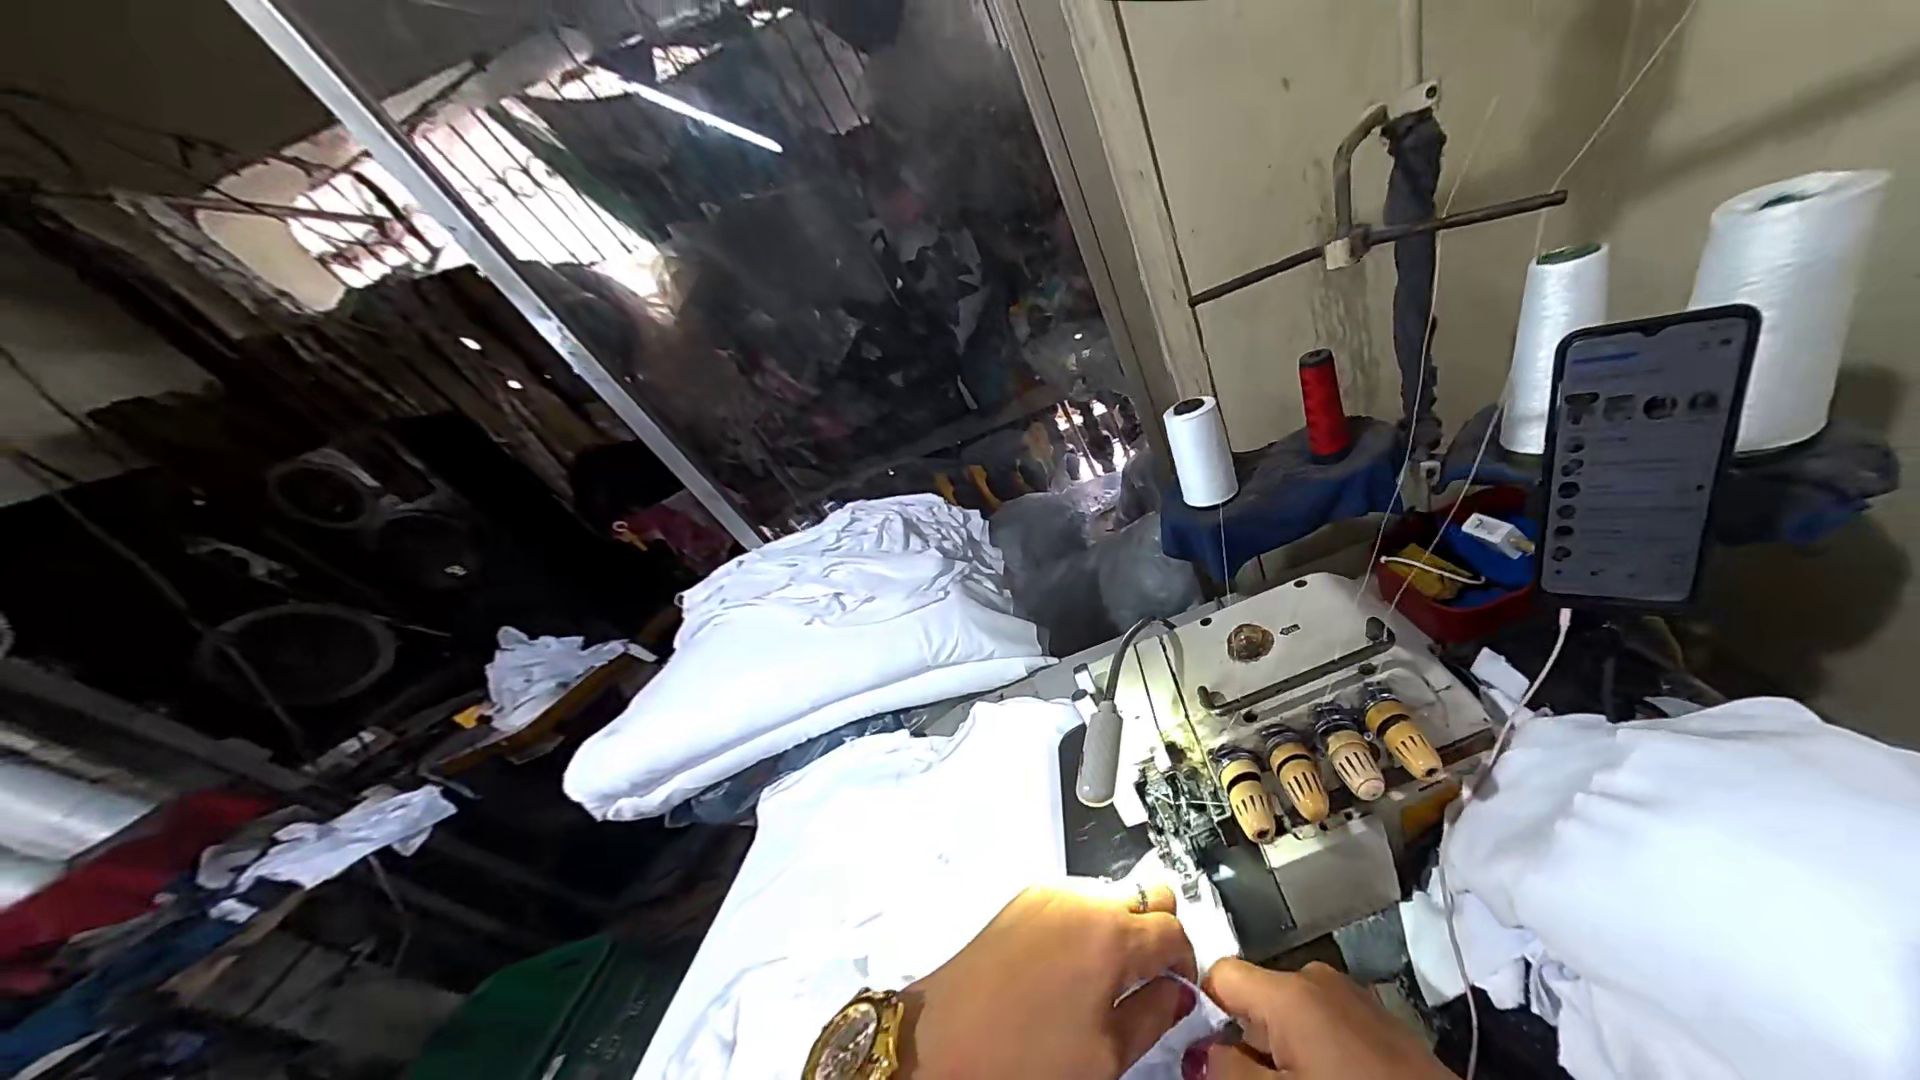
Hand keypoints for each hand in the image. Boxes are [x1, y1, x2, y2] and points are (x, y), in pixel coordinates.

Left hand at [900, 883, 1196, 1079]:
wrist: (944, 1038)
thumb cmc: (1024, 1055)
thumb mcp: (1105, 1054)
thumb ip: (1154, 1014)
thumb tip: (1178, 992)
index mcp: (1109, 934)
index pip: (1174, 928)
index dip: (1185, 960)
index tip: (1180, 986)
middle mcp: (1081, 899)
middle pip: (1145, 894)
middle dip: (1158, 930)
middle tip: (1149, 975)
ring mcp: (1050, 893)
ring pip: (1110, 892)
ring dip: (1122, 924)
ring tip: (1106, 975)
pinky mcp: (1026, 897)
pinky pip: (1076, 898)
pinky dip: (1088, 921)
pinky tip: (1073, 963)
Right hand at [1195, 960, 1452, 1079]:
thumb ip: (1229, 1071)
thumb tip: (1199, 1052)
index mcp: (1287, 989)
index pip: (1218, 974)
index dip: (1203, 1011)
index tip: (1205, 1054)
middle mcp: (1315, 977)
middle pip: (1254, 994)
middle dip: (1245, 1037)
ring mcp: (1352, 997)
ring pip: (1290, 1012)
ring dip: (1280, 1046)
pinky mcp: (1381, 1021)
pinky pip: (1324, 1023)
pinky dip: (1314, 1050)